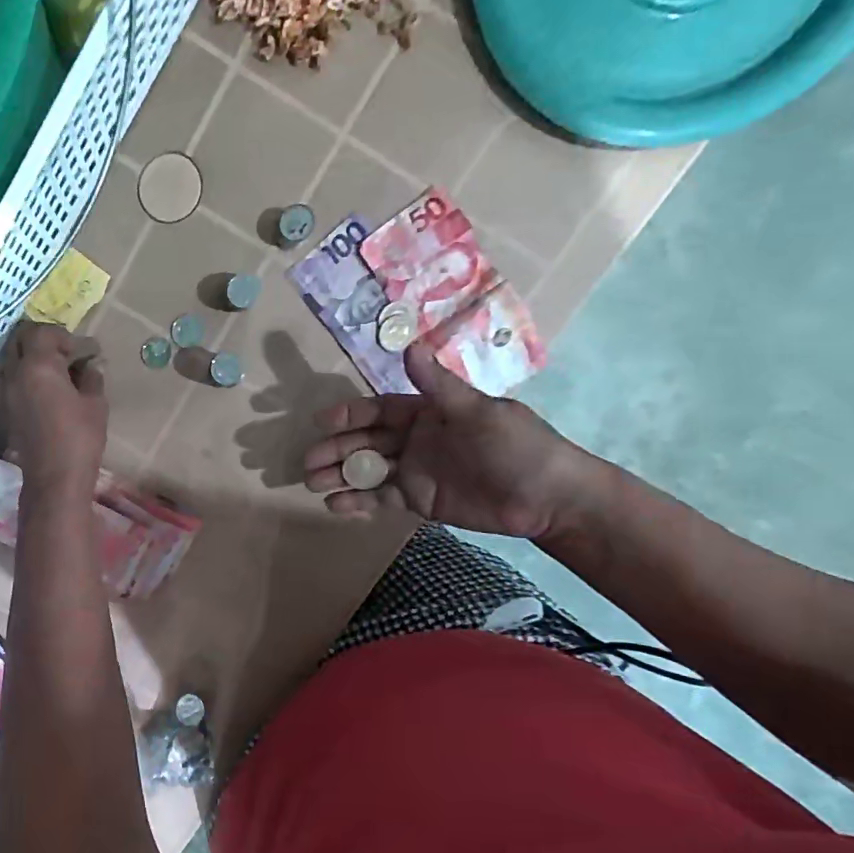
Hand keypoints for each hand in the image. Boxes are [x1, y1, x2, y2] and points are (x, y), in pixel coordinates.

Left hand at [3, 322, 106, 495]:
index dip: (66, 337)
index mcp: (37, 366)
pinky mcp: (5, 409)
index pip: (43, 333)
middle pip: (21, 341)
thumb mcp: (95, 404)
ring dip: (33, 359)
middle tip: (67, 354)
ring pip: (14, 360)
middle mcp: (14, 373)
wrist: (54, 478)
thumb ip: (92, 377)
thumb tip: (91, 365)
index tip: (86, 351)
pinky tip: (48, 390)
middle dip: (44, 342)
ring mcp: (4, 392)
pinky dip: (27, 377)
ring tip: (58, 372)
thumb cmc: (80, 437)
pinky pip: (12, 380)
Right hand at [302, 342, 604, 540]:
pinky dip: (358, 503)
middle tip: (306, 462)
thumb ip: (437, 385)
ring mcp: (416, 472)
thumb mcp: (477, 410)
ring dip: (340, 476)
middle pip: (366, 442)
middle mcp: (416, 440)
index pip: (379, 411)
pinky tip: (336, 506)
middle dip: (335, 450)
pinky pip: (382, 500)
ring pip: (368, 471)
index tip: (322, 421)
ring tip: (311, 483)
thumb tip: (408, 346)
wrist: (547, 497)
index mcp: (428, 413)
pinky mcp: (420, 502)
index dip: (350, 415)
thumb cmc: (516, 446)